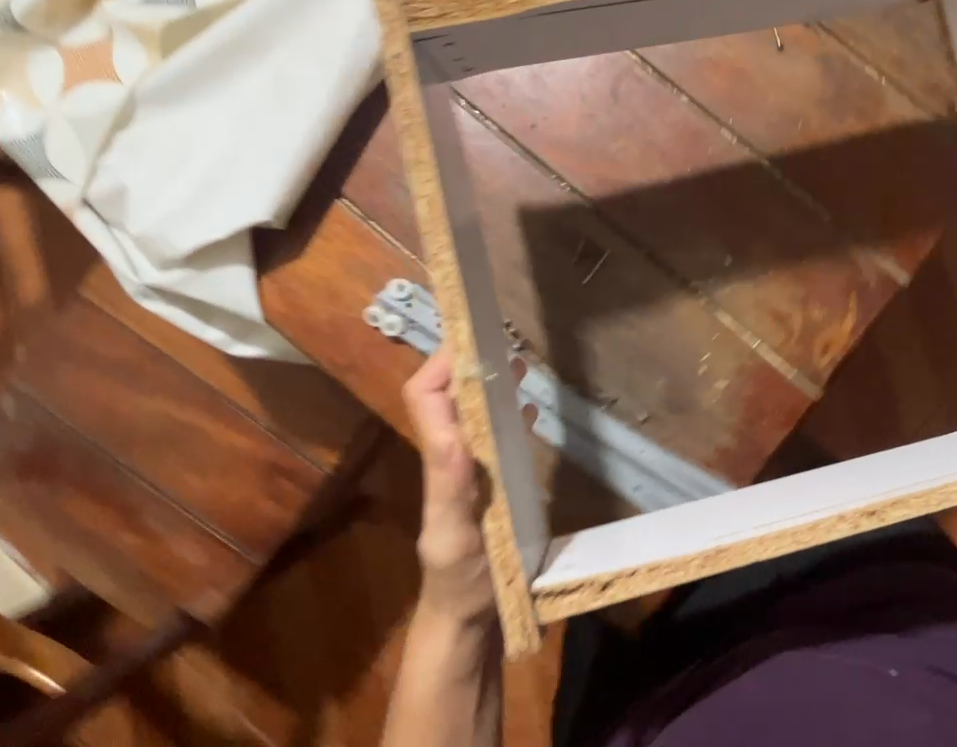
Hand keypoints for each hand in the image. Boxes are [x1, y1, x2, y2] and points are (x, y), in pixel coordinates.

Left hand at [401, 348, 496, 626]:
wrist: (470, 619)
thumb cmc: (461, 580)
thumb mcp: (455, 535)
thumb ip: (451, 487)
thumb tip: (452, 432)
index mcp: (440, 462)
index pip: (426, 397)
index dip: (441, 362)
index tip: (472, 336)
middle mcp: (451, 458)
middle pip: (449, 397)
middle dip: (468, 364)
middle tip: (503, 339)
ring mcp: (471, 471)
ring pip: (473, 413)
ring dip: (489, 384)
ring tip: (519, 361)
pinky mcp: (491, 486)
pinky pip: (496, 437)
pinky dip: (509, 413)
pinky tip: (530, 406)